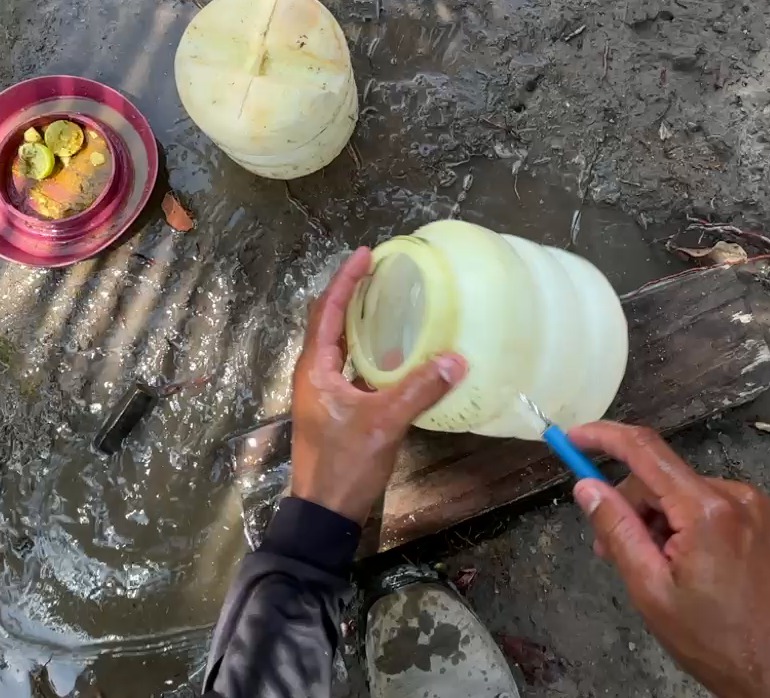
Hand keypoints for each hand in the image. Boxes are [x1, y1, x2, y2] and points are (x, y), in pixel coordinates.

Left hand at [288, 247, 467, 522]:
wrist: (323, 514)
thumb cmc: (344, 465)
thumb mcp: (383, 424)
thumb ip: (418, 391)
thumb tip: (455, 360)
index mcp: (315, 367)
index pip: (327, 309)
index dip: (346, 280)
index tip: (366, 254)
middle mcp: (314, 372)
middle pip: (328, 320)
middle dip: (351, 293)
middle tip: (379, 272)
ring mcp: (323, 391)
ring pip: (338, 343)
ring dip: (357, 321)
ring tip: (387, 302)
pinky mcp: (335, 407)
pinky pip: (350, 365)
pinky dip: (367, 350)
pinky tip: (392, 352)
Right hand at [567, 422, 769, 697]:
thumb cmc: (719, 644)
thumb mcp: (651, 591)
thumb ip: (616, 529)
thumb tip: (585, 485)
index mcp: (706, 509)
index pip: (643, 449)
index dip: (601, 436)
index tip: (570, 437)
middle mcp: (733, 495)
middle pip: (658, 476)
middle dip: (626, 503)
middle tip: (607, 547)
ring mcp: (752, 506)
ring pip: (678, 491)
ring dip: (654, 518)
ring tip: (650, 567)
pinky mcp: (761, 520)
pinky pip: (703, 504)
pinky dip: (680, 523)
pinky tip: (680, 563)